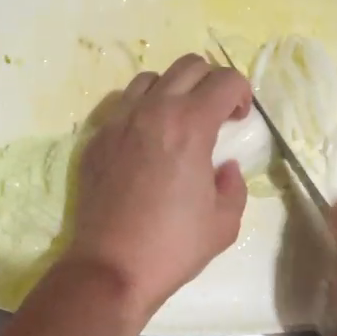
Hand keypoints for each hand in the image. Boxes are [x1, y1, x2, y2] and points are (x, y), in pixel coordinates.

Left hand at [65, 55, 253, 313]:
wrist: (110, 269)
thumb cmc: (172, 249)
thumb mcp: (224, 225)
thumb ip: (234, 187)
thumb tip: (226, 169)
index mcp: (190, 126)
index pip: (224, 80)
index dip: (241, 94)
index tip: (241, 119)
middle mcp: (152, 112)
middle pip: (188, 66)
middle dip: (210, 83)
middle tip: (215, 115)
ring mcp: (118, 123)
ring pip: (150, 80)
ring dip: (172, 91)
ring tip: (177, 123)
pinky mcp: (95, 141)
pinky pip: (121, 106)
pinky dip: (141, 111)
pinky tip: (146, 142)